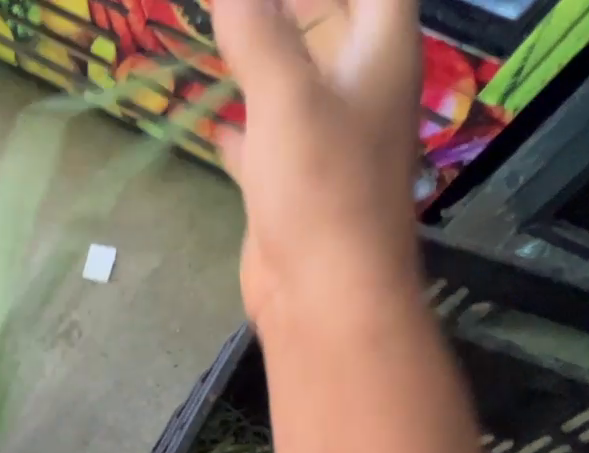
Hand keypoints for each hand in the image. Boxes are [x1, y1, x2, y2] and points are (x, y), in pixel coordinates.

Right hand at [213, 0, 423, 325]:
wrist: (322, 287)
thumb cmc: (320, 188)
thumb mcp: (289, 101)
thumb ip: (261, 39)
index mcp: (377, 53)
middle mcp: (357, 86)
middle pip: (329, 21)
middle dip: (286, 7)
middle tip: (231, 4)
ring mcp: (322, 136)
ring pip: (292, 77)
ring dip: (258, 56)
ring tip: (217, 34)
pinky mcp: (289, 180)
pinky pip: (263, 134)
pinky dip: (238, 121)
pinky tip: (211, 119)